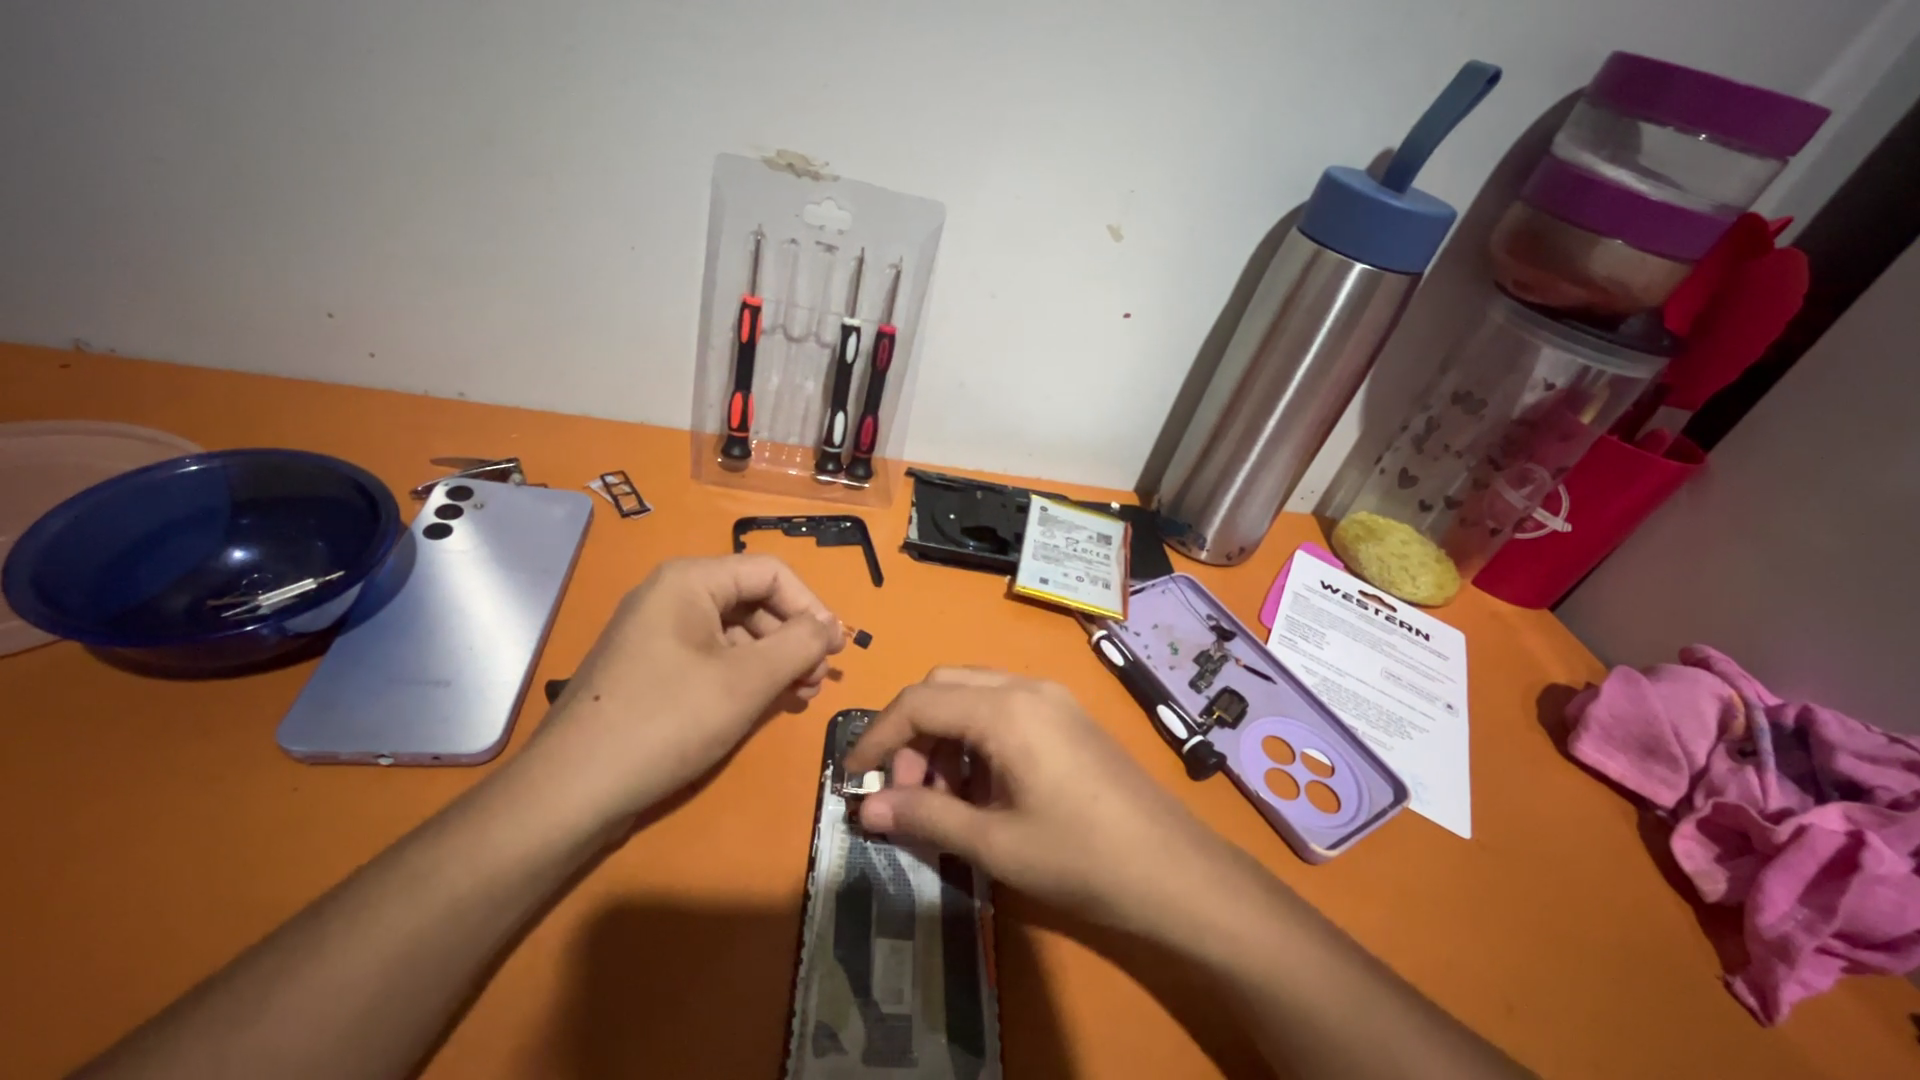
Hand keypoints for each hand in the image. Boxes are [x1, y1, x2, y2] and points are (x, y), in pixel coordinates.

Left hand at [535, 555, 843, 823]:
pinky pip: (711, 659)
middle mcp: (671, 597)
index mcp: (690, 581)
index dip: (812, 606)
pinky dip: (745, 677)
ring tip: (798, 698)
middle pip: (754, 600)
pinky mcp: (650, 671)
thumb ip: (800, 644)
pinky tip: (763, 706)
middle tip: (817, 682)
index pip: (772, 572)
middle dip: (794, 638)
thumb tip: (832, 626)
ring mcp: (656, 635)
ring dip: (774, 661)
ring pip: (736, 633)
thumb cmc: (668, 721)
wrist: (574, 788)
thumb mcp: (747, 680)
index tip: (836, 651)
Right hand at [845, 668, 1226, 931]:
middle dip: (913, 734)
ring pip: (975, 697)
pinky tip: (982, 792)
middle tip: (907, 792)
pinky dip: (976, 740)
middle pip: (945, 687)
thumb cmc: (1081, 858)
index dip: (878, 737)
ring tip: (944, 800)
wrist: (1176, 872)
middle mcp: (1028, 689)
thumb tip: (866, 809)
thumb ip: (925, 818)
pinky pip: (1005, 711)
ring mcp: (1054, 701)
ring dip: (945, 738)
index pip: (919, 702)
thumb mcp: (994, 844)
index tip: (854, 776)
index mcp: (1006, 710)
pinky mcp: (1070, 720)